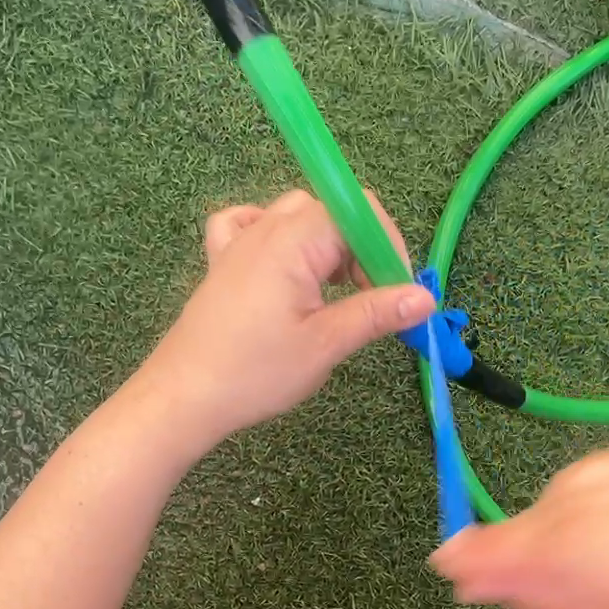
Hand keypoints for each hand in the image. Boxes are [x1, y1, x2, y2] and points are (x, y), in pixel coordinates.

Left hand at [130, 188, 436, 447]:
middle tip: (373, 300)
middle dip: (362, 249)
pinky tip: (284, 266)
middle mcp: (265, 228)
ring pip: (297, 217)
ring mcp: (239, 242)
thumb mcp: (324, 345)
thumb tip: (424, 299)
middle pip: (331, 211)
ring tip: (336, 294)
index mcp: (292, 240)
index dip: (388, 248)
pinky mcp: (223, 262)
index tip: (399, 294)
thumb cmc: (254, 373)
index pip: (359, 213)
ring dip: (328, 247)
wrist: (183, 397)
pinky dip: (277, 236)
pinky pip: (252, 225)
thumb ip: (376, 314)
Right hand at [430, 438, 608, 608]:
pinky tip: (592, 533)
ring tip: (553, 560)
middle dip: (523, 537)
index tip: (447, 560)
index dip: (508, 549)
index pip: (582, 544)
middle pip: (577, 502)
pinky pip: (606, 467)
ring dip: (550, 518)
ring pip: (584, 478)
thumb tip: (468, 572)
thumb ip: (551, 603)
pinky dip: (580, 499)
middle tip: (486, 571)